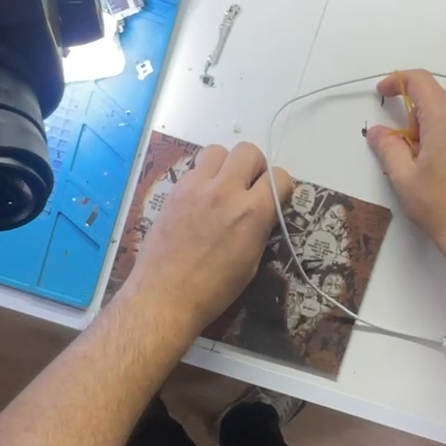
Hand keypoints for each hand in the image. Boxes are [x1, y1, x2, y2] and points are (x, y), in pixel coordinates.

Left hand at [124, 141, 290, 338]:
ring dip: (226, 165)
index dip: (281, 187)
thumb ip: (259, 228)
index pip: (280, 176)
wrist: (165, 295)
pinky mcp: (174, 191)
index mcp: (252, 212)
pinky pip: (195, 169)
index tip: (274, 199)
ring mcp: (196, 187)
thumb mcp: (251, 262)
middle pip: (248, 151)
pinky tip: (200, 202)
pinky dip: (203, 178)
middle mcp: (226, 191)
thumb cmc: (214, 289)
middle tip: (249, 188)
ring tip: (222, 188)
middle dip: (255, 167)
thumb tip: (261, 213)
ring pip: (218, 151)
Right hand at [365, 70, 445, 256]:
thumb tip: (378, 133)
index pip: (420, 81)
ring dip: (435, 133)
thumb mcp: (403, 178)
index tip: (385, 92)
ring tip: (429, 168)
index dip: (397, 82)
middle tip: (405, 151)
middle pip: (436, 103)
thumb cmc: (442, 208)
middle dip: (415, 120)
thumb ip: (387, 147)